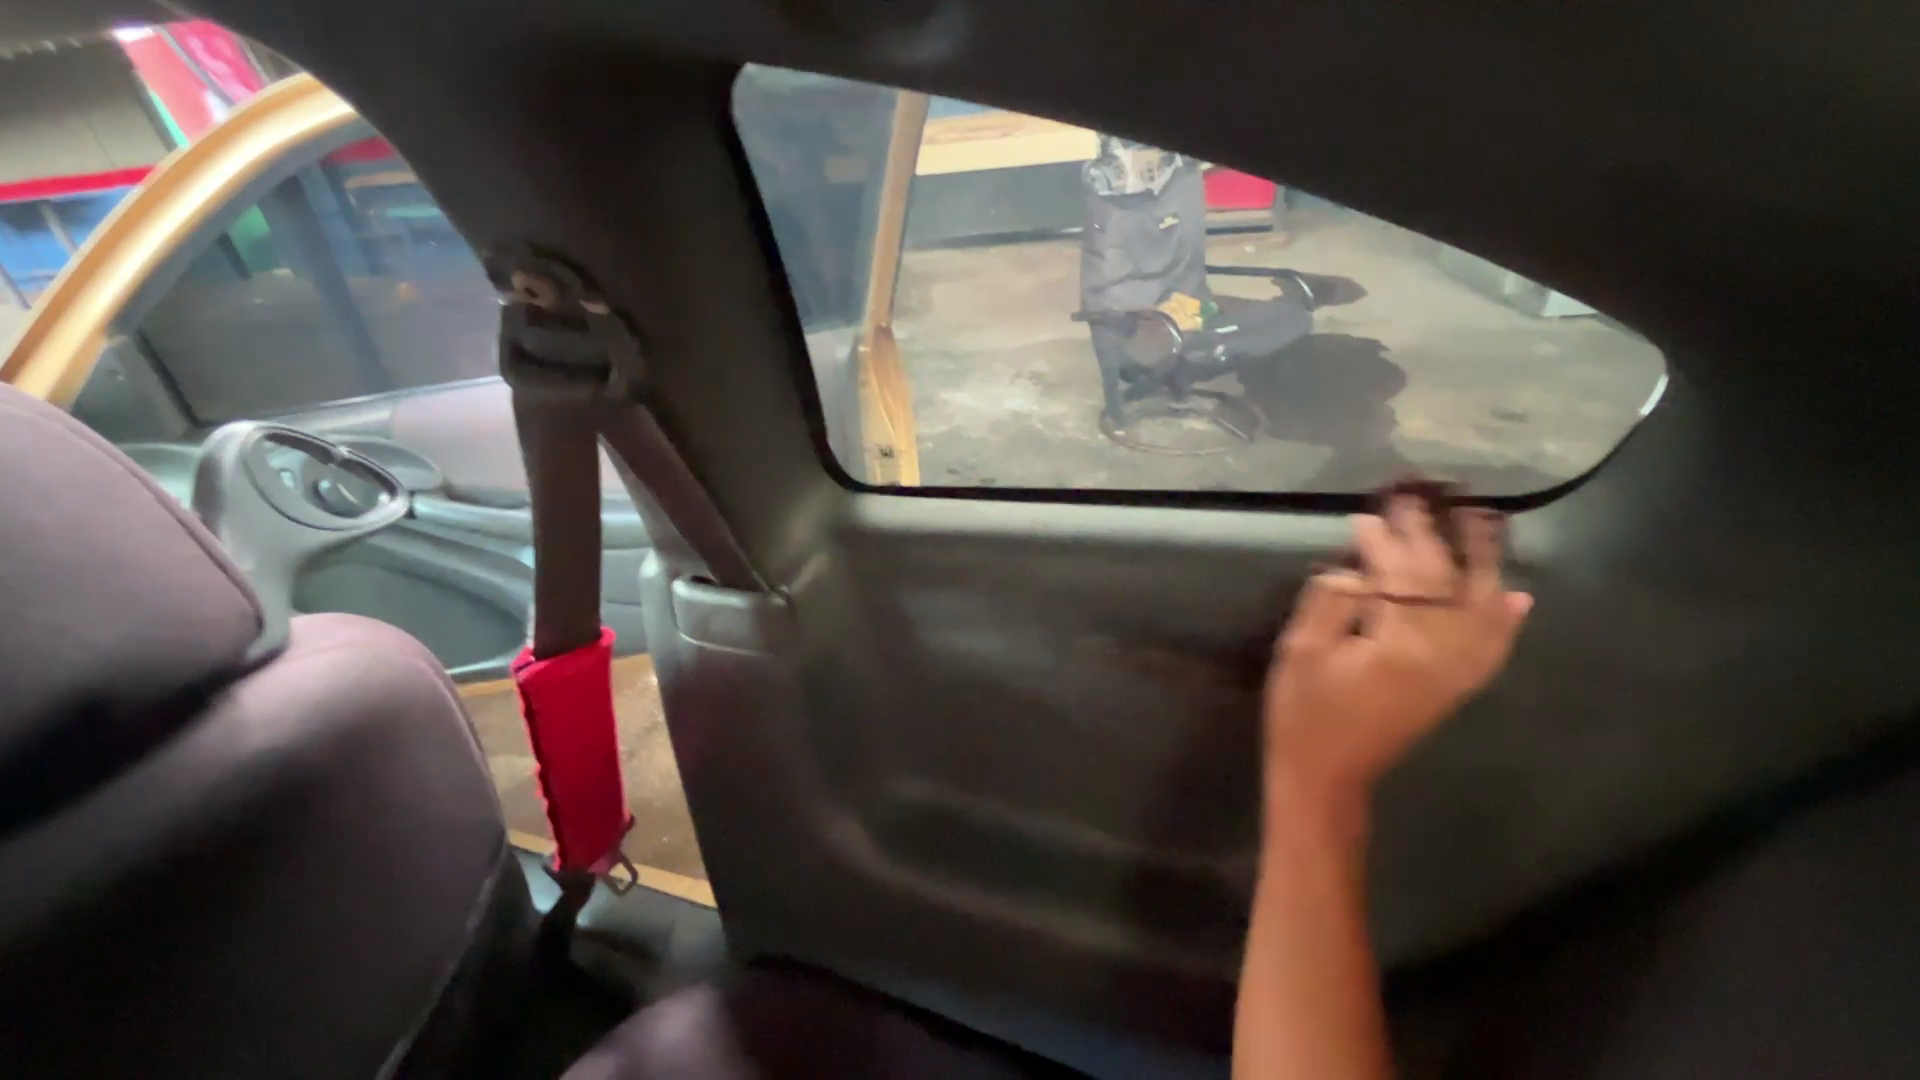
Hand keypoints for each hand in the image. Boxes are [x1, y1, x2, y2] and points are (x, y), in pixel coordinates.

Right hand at [1264, 497, 1532, 800]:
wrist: (1328, 773)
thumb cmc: (1304, 710)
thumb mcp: (1300, 649)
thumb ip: (1331, 600)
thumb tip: (1358, 566)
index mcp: (1400, 642)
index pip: (1401, 574)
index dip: (1385, 540)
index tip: (1371, 511)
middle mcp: (1443, 653)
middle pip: (1446, 582)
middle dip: (1432, 537)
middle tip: (1422, 499)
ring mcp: (1457, 672)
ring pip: (1481, 607)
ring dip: (1483, 563)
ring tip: (1480, 522)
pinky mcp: (1457, 687)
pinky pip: (1492, 648)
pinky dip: (1505, 621)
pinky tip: (1516, 597)